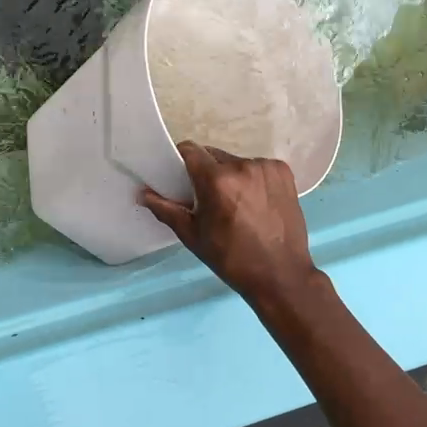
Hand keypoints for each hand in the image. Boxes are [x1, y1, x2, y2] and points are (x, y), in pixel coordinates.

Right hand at [140, 141, 320, 305]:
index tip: (181, 177)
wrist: (280, 275)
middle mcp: (242, 166)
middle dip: (206, 172)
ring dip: (230, 176)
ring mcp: (266, 168)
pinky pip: (258, 168)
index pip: (190, 151)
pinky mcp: (283, 172)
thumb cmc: (231, 259)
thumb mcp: (193, 236)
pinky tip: (255, 202)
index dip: (182, 161)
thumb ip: (167, 210)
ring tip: (235, 204)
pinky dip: (252, 179)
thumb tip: (143, 194)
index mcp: (217, 180)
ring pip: (236, 162)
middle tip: (208, 198)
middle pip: (213, 156)